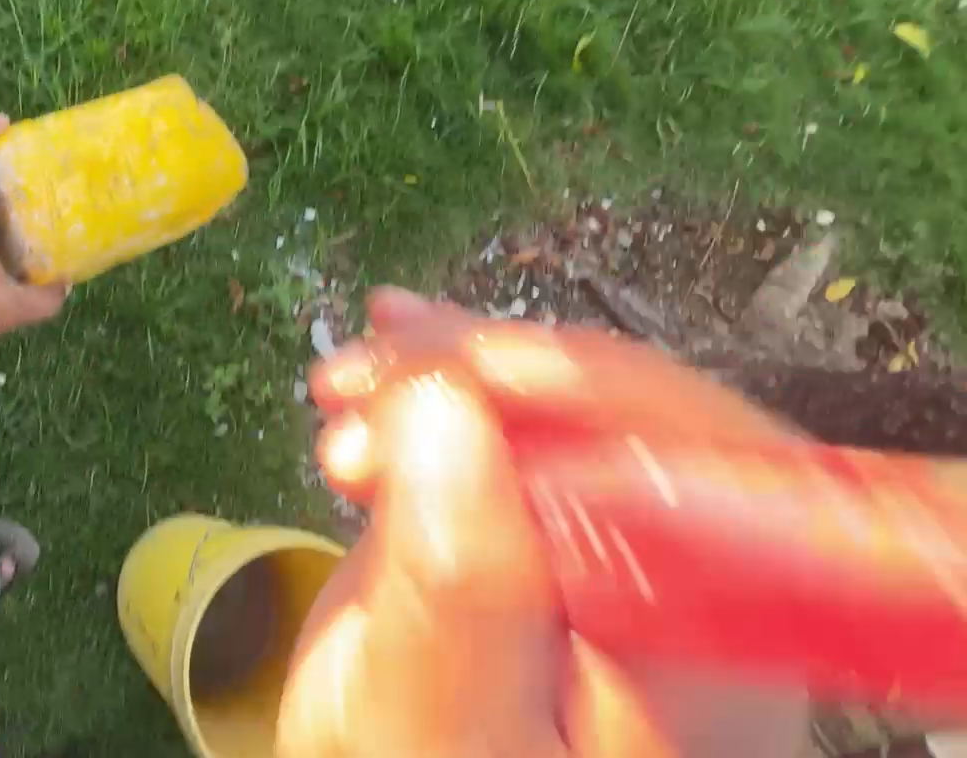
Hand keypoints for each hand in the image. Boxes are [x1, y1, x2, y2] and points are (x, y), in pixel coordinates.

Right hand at [277, 289, 807, 757]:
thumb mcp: (429, 712)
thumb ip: (456, 579)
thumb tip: (443, 406)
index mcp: (705, 641)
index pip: (691, 466)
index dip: (570, 392)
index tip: (438, 377)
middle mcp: (680, 574)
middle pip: (614, 409)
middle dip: (473, 371)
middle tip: (355, 386)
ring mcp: (599, 528)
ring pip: (549, 394)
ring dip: (438, 365)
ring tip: (345, 383)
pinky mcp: (527, 502)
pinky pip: (501, 408)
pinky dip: (434, 367)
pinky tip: (389, 336)